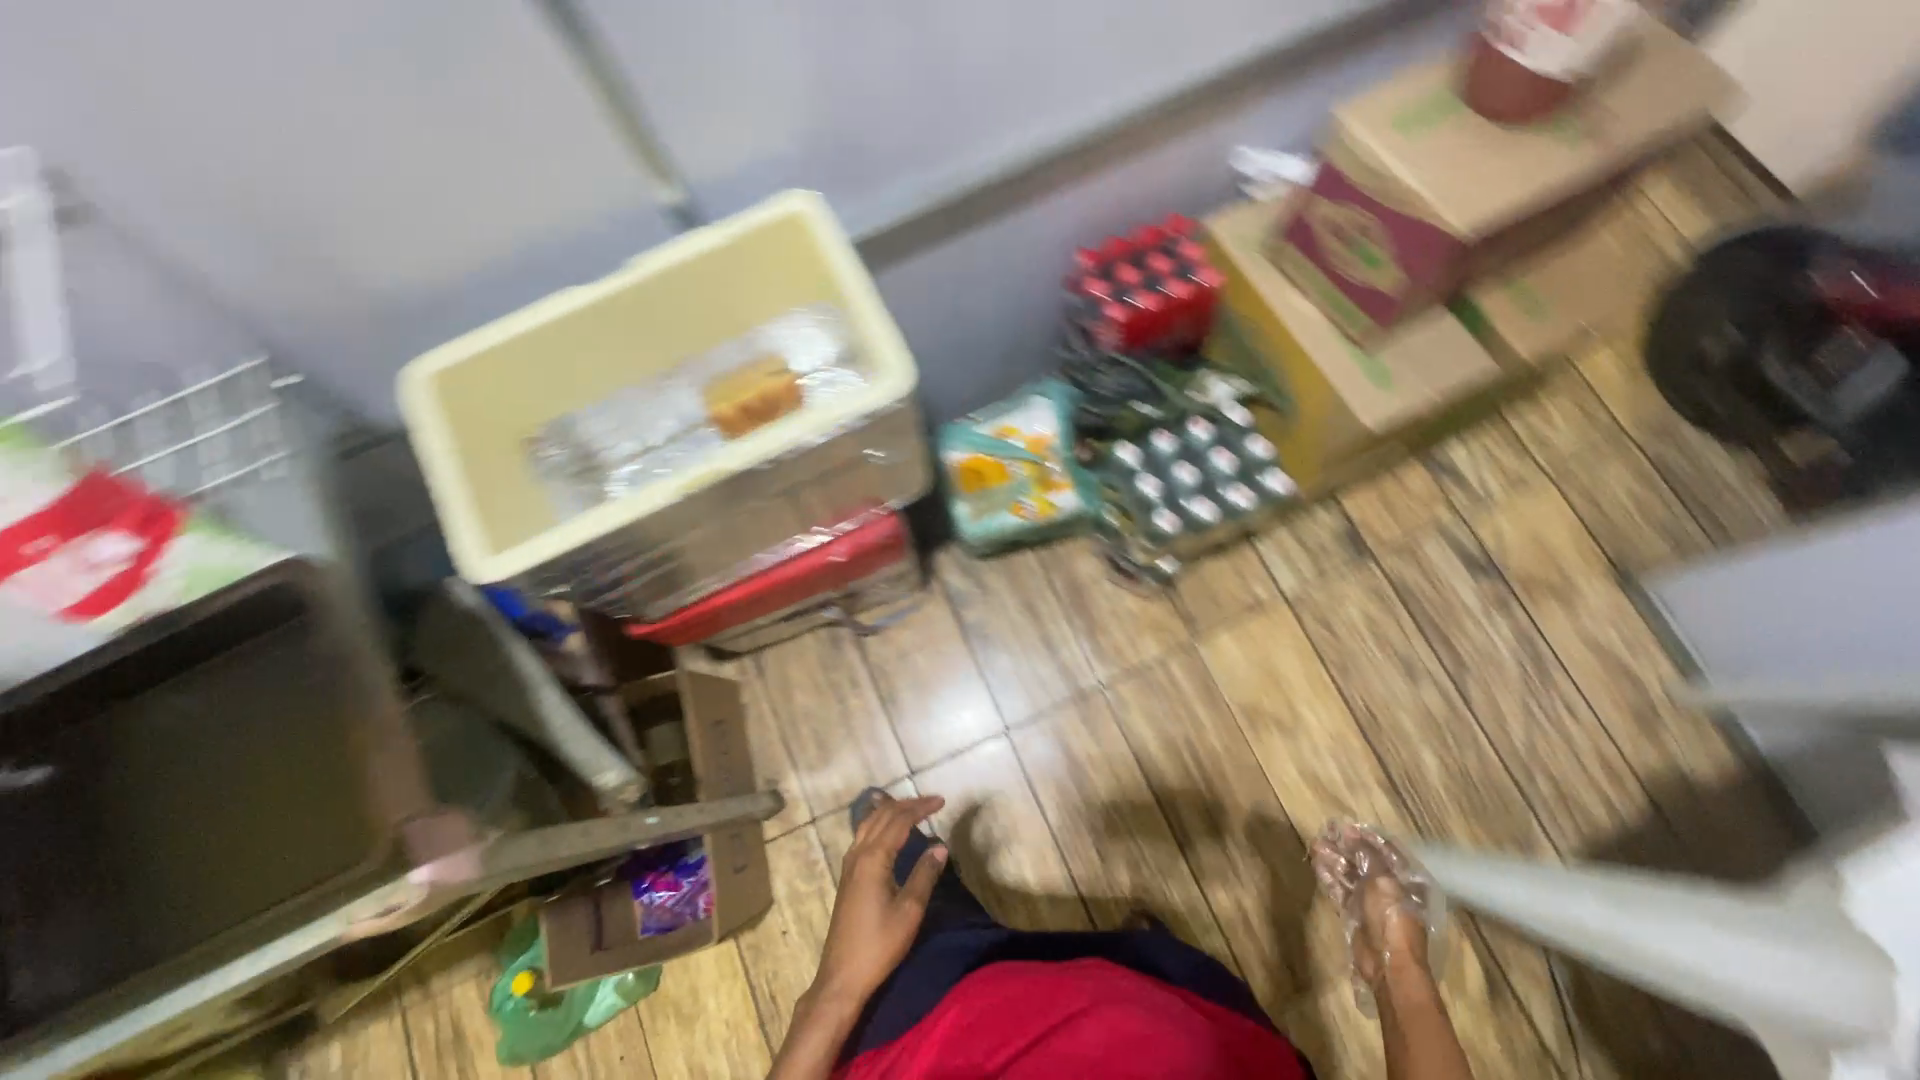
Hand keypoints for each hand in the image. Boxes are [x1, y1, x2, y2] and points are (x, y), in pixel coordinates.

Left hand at [814, 794, 948, 1002]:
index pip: (899, 820)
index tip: (942, 801)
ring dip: (891, 811)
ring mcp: (849, 865)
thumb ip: (924, 875)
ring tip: (912, 808)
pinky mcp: (847, 877)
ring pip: (869, 824)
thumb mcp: (909, 911)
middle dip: (907, 805)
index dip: (920, 808)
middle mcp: (858, 854)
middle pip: (882, 816)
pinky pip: (863, 836)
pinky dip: (879, 824)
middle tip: (932, 802)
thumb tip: (940, 847)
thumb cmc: (879, 944)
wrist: (842, 975)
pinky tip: (887, 830)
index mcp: (873, 858)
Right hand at [1311, 824, 1431, 991]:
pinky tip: (1317, 863)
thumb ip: (1367, 855)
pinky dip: (1329, 877)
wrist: (1388, 963)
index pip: (1386, 852)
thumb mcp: (1383, 882)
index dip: (1366, 837)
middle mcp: (1389, 889)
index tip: (1345, 825)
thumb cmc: (1393, 918)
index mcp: (1405, 880)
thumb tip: (1350, 832)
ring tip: (1316, 844)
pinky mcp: (1354, 914)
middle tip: (1326, 831)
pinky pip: (1340, 891)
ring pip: (1350, 875)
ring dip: (1334, 859)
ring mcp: (1370, 903)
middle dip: (1346, 847)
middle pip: (1365, 862)